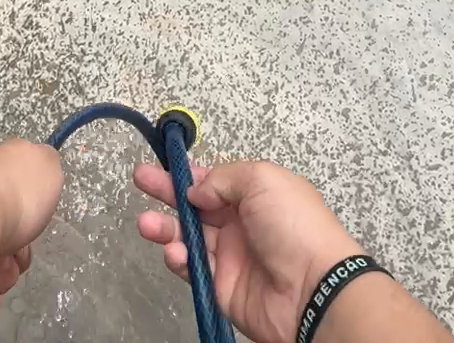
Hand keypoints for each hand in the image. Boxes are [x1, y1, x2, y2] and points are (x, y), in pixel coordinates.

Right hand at [134, 160, 363, 342]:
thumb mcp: (261, 179)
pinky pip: (192, 268)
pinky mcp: (221, 286)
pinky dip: (178, 259)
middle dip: (166, 191)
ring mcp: (229, 255)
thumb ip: (222, 179)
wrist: (314, 291)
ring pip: (188, 235)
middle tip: (139, 179)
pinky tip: (175, 253)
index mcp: (253, 193)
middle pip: (194, 204)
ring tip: (145, 224)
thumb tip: (197, 192)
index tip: (162, 162)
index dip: (188, 172)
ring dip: (164, 227)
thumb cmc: (293, 225)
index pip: (212, 179)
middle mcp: (239, 221)